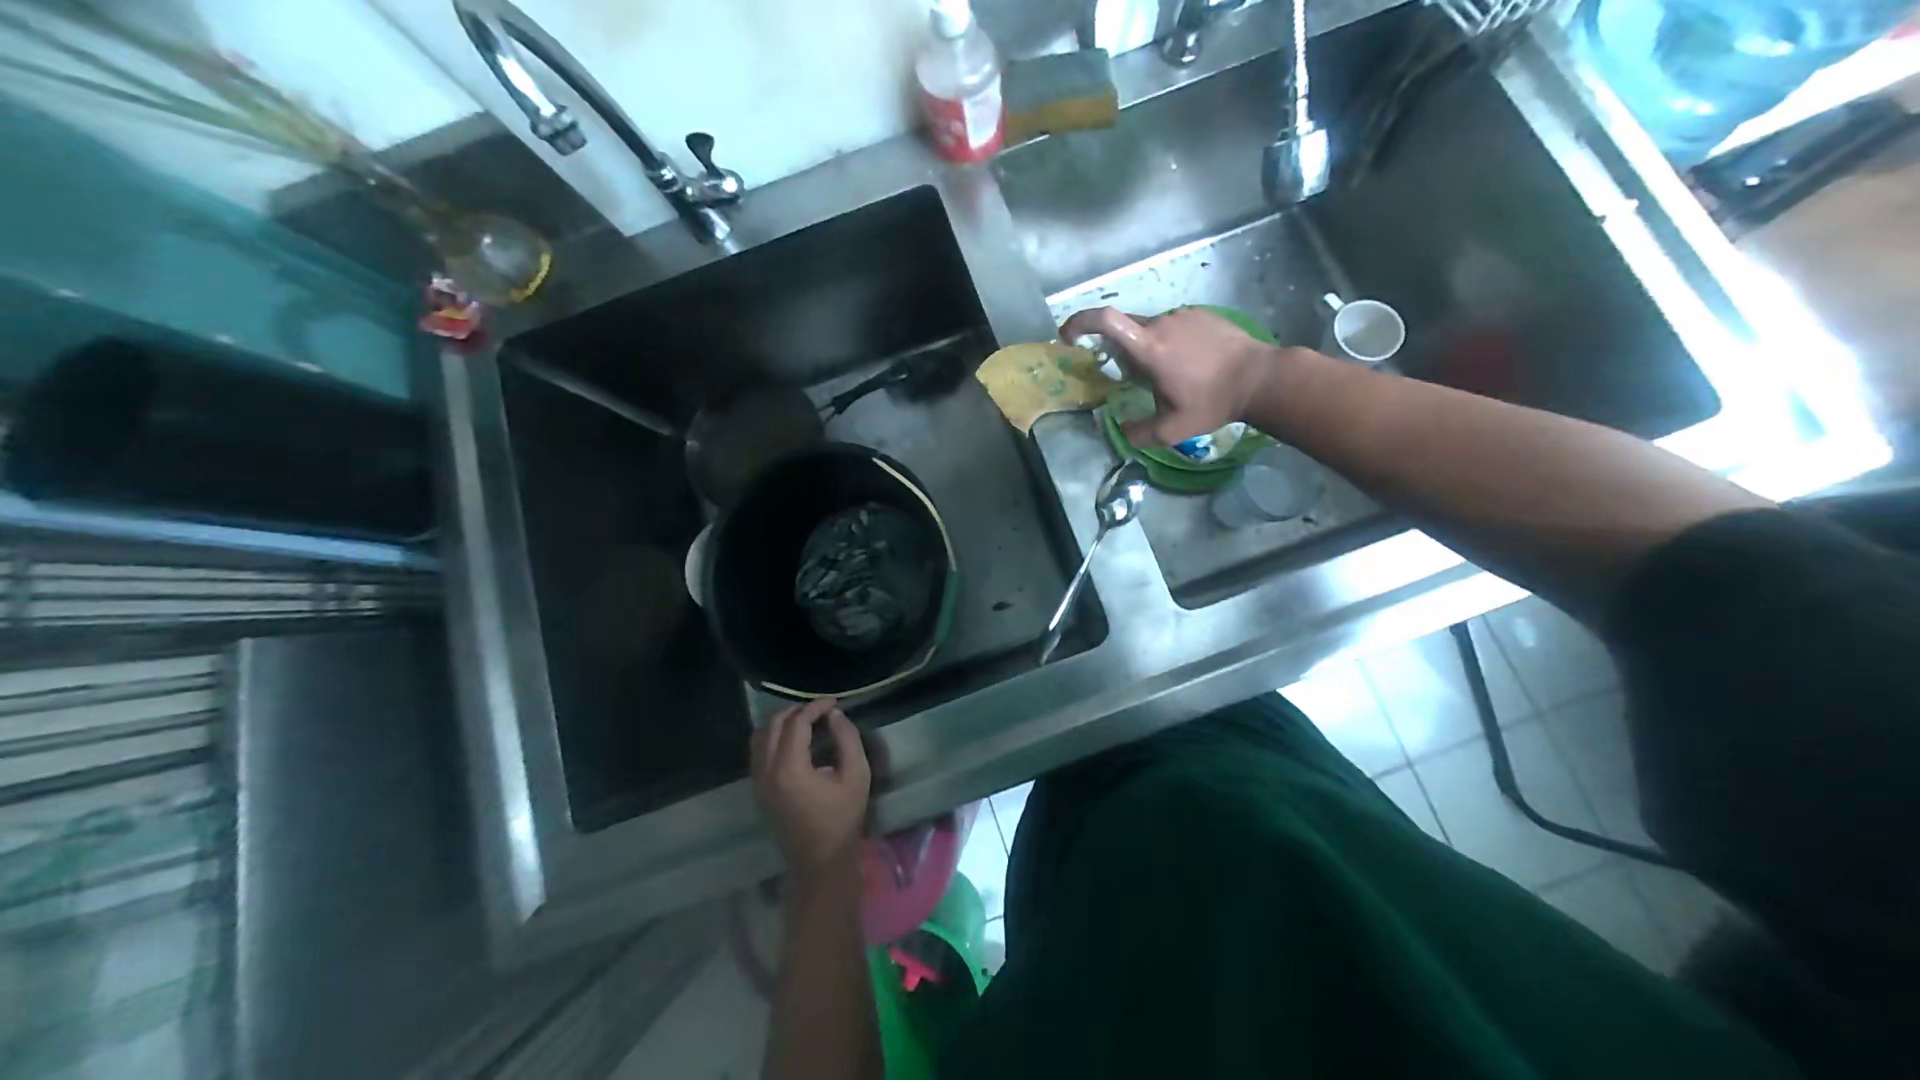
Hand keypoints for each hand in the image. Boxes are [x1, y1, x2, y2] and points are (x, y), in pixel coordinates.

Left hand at [751, 698, 870, 885]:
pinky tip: (796, 744)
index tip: (834, 703)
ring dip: (781, 725)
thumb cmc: (843, 819)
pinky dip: (774, 740)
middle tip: (821, 711)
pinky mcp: (758, 792)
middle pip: (772, 725)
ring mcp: (757, 783)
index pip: (796, 723)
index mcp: (789, 769)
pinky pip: (758, 754)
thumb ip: (847, 739)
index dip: (815, 708)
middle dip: (796, 712)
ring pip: (760, 738)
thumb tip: (834, 715)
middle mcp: (766, 772)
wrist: (821, 862)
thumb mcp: (857, 775)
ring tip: (807, 724)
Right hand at [1061, 306, 1299, 445]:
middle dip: (1120, 352)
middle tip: (1136, 379)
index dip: (1079, 323)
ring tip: (1171, 376)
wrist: (1261, 379)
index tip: (1070, 339)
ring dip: (1148, 349)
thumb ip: (1138, 433)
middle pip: (1125, 330)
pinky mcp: (1200, 313)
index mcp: (1149, 348)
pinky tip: (1189, 365)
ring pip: (1149, 329)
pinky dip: (1169, 343)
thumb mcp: (1172, 430)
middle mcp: (1161, 324)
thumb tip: (1121, 431)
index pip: (1105, 320)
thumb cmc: (1213, 404)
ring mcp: (1182, 315)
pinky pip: (1172, 325)